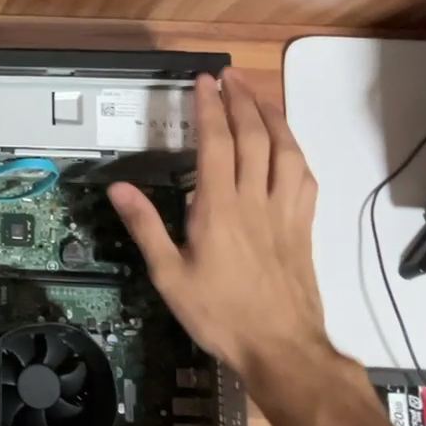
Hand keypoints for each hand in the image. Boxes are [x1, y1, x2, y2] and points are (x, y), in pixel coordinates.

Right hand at [108, 70, 328, 378]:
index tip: (204, 82)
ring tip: (260, 96)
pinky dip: (296, 152)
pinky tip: (289, 146)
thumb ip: (146, 227)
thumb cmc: (220, 314)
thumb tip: (120, 189)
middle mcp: (257, 202)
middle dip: (242, 100)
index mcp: (220, 210)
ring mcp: (286, 213)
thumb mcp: (169, 275)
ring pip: (286, 151)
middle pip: (255, 137)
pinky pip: (305, 178)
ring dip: (274, 117)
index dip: (211, 109)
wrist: (282, 348)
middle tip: (230, 77)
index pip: (217, 145)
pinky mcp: (303, 228)